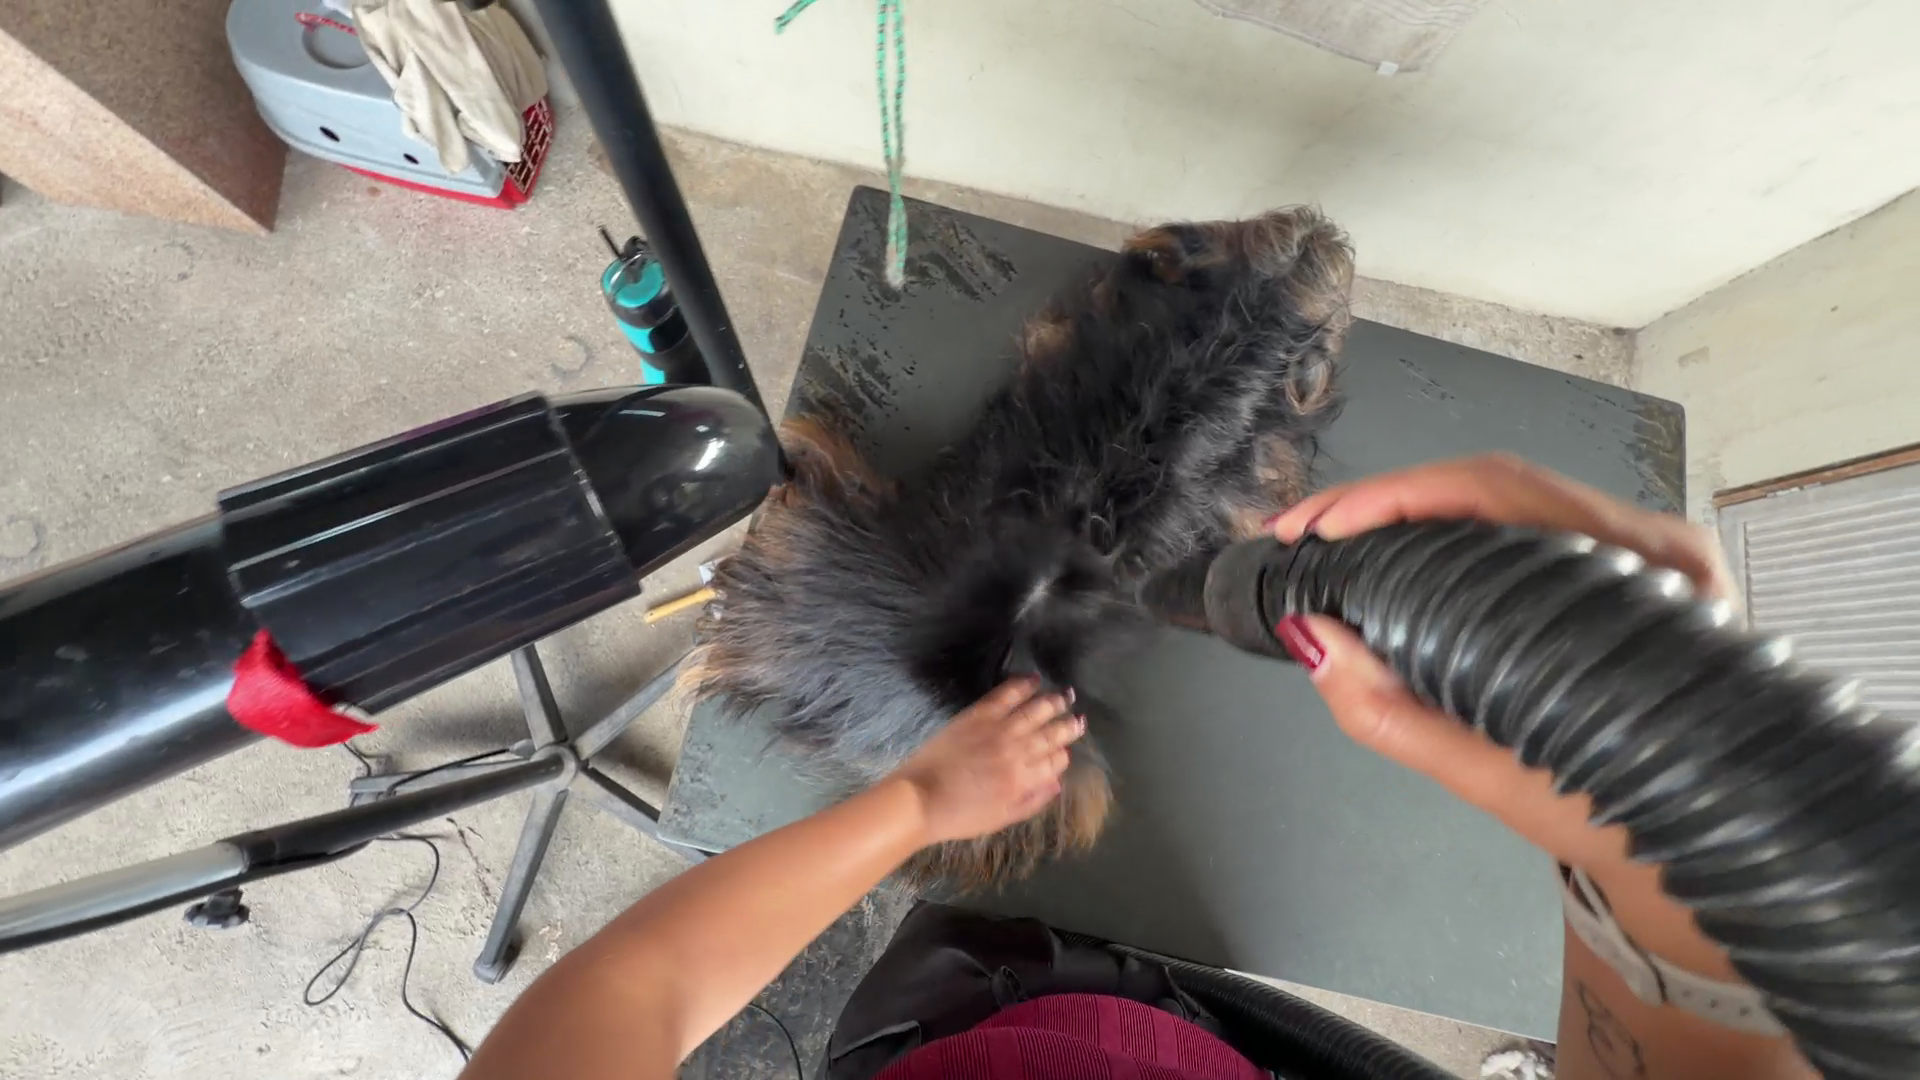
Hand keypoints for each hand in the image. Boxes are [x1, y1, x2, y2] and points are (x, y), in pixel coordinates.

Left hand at [885, 677, 1083, 845]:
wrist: (920, 798)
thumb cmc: (959, 815)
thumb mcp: (1001, 818)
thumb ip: (1032, 800)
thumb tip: (1057, 783)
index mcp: (1023, 780)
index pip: (1054, 762)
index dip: (1062, 755)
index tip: (1066, 749)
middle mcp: (1016, 752)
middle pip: (1050, 735)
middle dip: (1067, 726)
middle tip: (1079, 718)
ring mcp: (997, 730)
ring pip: (1034, 711)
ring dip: (1052, 702)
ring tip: (1065, 696)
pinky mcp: (977, 715)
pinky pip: (1006, 695)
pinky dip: (1021, 685)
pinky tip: (1033, 680)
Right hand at [1269, 455, 1739, 975]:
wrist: (1691, 835)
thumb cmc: (1608, 813)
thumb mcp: (1493, 779)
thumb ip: (1395, 715)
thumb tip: (1311, 635)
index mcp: (1646, 587)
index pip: (1503, 496)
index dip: (1394, 498)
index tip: (1319, 528)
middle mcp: (1646, 550)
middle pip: (1488, 482)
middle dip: (1373, 496)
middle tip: (1297, 527)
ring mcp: (1626, 549)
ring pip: (1488, 492)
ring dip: (1391, 504)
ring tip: (1319, 529)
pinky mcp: (1596, 559)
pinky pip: (1495, 516)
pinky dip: (1420, 520)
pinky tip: (1371, 537)